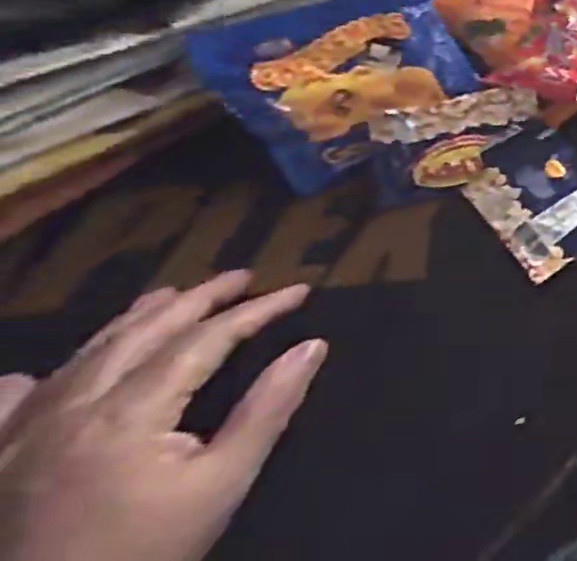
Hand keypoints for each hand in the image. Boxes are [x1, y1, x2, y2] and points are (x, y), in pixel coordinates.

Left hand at [0, 271, 325, 560]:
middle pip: (138, 336)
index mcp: (126, 416)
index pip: (204, 340)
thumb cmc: (147, 547)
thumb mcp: (223, 481)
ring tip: (169, 295)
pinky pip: (6, 409)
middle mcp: (67, 414)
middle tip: (242, 276)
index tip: (300, 291)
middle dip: (196, 299)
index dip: (256, 310)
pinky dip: (29, 381)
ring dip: (131, 321)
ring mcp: (17, 440)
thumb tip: (312, 345)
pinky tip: (34, 373)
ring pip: (80, 360)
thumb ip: (267, 409)